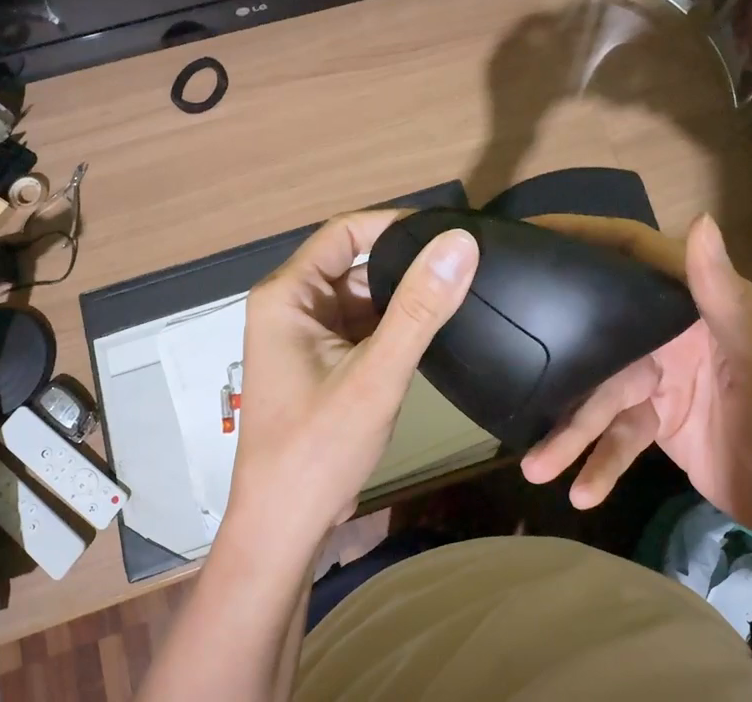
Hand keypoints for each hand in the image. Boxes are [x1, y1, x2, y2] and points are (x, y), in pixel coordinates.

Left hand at [228, 210, 478, 544]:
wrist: (285, 526)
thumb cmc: (318, 448)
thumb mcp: (375, 375)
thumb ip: (419, 308)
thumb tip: (460, 243)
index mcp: (287, 295)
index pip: (344, 233)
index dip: (394, 224)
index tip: (448, 231)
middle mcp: (291, 307)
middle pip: (354, 264)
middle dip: (405, 265)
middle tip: (466, 265)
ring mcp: (305, 338)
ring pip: (362, 298)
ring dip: (403, 299)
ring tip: (461, 292)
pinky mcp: (321, 365)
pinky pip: (362, 329)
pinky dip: (394, 328)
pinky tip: (436, 331)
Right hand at [518, 213, 751, 539]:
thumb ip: (724, 296)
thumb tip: (701, 221)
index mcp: (703, 304)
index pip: (636, 256)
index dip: (588, 237)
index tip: (532, 232)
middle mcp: (676, 333)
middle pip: (602, 333)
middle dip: (556, 350)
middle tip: (501, 345)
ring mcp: (665, 381)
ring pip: (602, 396)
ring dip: (570, 433)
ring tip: (534, 466)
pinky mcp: (661, 425)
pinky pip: (618, 437)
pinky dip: (599, 464)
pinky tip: (579, 493)